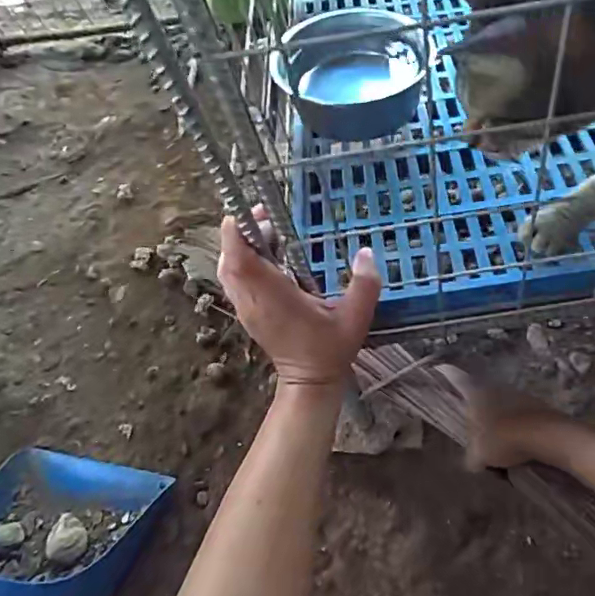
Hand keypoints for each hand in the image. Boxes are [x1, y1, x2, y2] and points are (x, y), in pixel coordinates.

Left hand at [217, 207, 380, 387]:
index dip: (239, 233)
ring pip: (228, 269)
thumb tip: (366, 253)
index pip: (241, 260)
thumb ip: (364, 284)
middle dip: (241, 233)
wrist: (310, 383)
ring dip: (240, 247)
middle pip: (229, 260)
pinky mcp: (248, 312)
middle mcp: (253, 301)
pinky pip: (235, 280)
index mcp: (274, 298)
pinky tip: (269, 257)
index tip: (256, 213)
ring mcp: (247, 308)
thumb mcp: (356, 316)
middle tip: (267, 218)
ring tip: (268, 233)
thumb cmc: (331, 350)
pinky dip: (243, 261)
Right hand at [441, 365, 572, 469]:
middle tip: (477, 435)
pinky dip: (516, 427)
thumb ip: (471, 456)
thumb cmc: (503, 440)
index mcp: (476, 394)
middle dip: (478, 413)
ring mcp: (518, 394)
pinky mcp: (536, 405)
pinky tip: (520, 446)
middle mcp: (496, 388)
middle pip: (480, 397)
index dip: (448, 373)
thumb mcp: (478, 455)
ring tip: (501, 447)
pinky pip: (519, 416)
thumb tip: (473, 459)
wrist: (547, 436)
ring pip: (501, 407)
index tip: (440, 368)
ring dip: (499, 422)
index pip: (458, 379)